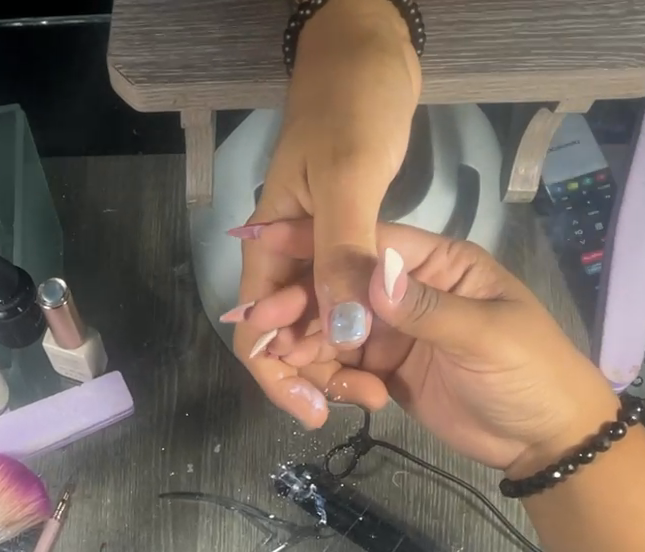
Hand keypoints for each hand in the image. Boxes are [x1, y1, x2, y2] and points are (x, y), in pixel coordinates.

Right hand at [230, 0, 420, 423]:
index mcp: (277, 247)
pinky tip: (385, 368)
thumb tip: (339, 333)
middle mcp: (295, 263)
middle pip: (288, 339)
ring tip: (377, 394)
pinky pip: (349, 320)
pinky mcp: (354, 266)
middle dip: (314, 375)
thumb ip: (344, 256)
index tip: (309, 406)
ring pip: (320, 335)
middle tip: (355, 403)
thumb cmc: (354, 107)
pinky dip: (361, 346)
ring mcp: (326, 267)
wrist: (377, 53)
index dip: (277, 371)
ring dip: (340, 368)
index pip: (259, 325)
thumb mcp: (351, 179)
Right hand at [236, 221, 617, 469]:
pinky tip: (354, 402)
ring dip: (313, 362)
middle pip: (331, 292)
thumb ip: (426, 307)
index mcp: (431, 262)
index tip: (267, 264)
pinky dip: (334, 385)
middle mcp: (401, 291)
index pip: (361, 246)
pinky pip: (338, 369)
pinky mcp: (381, 369)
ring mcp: (388, 331)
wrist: (543, 439)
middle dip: (298, 318)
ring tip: (317, 394)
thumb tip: (372, 275)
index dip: (312, 254)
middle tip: (272, 348)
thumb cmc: (531, 374)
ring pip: (326, 334)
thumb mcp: (486, 335)